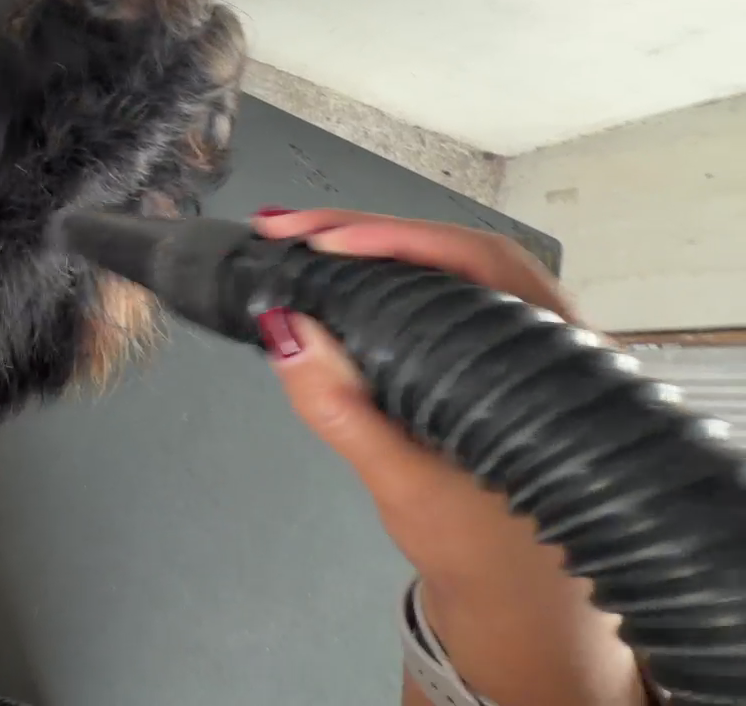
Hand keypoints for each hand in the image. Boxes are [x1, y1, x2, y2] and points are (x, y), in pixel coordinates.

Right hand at [253, 209, 642, 705]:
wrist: (521, 606)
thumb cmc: (487, 554)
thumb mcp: (403, 484)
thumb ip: (342, 411)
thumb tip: (285, 331)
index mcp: (552, 369)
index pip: (480, 266)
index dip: (395, 239)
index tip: (321, 241)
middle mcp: (542, 346)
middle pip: (453, 253)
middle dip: (360, 231)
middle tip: (281, 228)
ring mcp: (510, 353)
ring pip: (435, 272)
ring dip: (358, 249)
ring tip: (289, 239)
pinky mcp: (474, 364)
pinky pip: (421, 299)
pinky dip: (363, 279)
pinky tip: (321, 273)